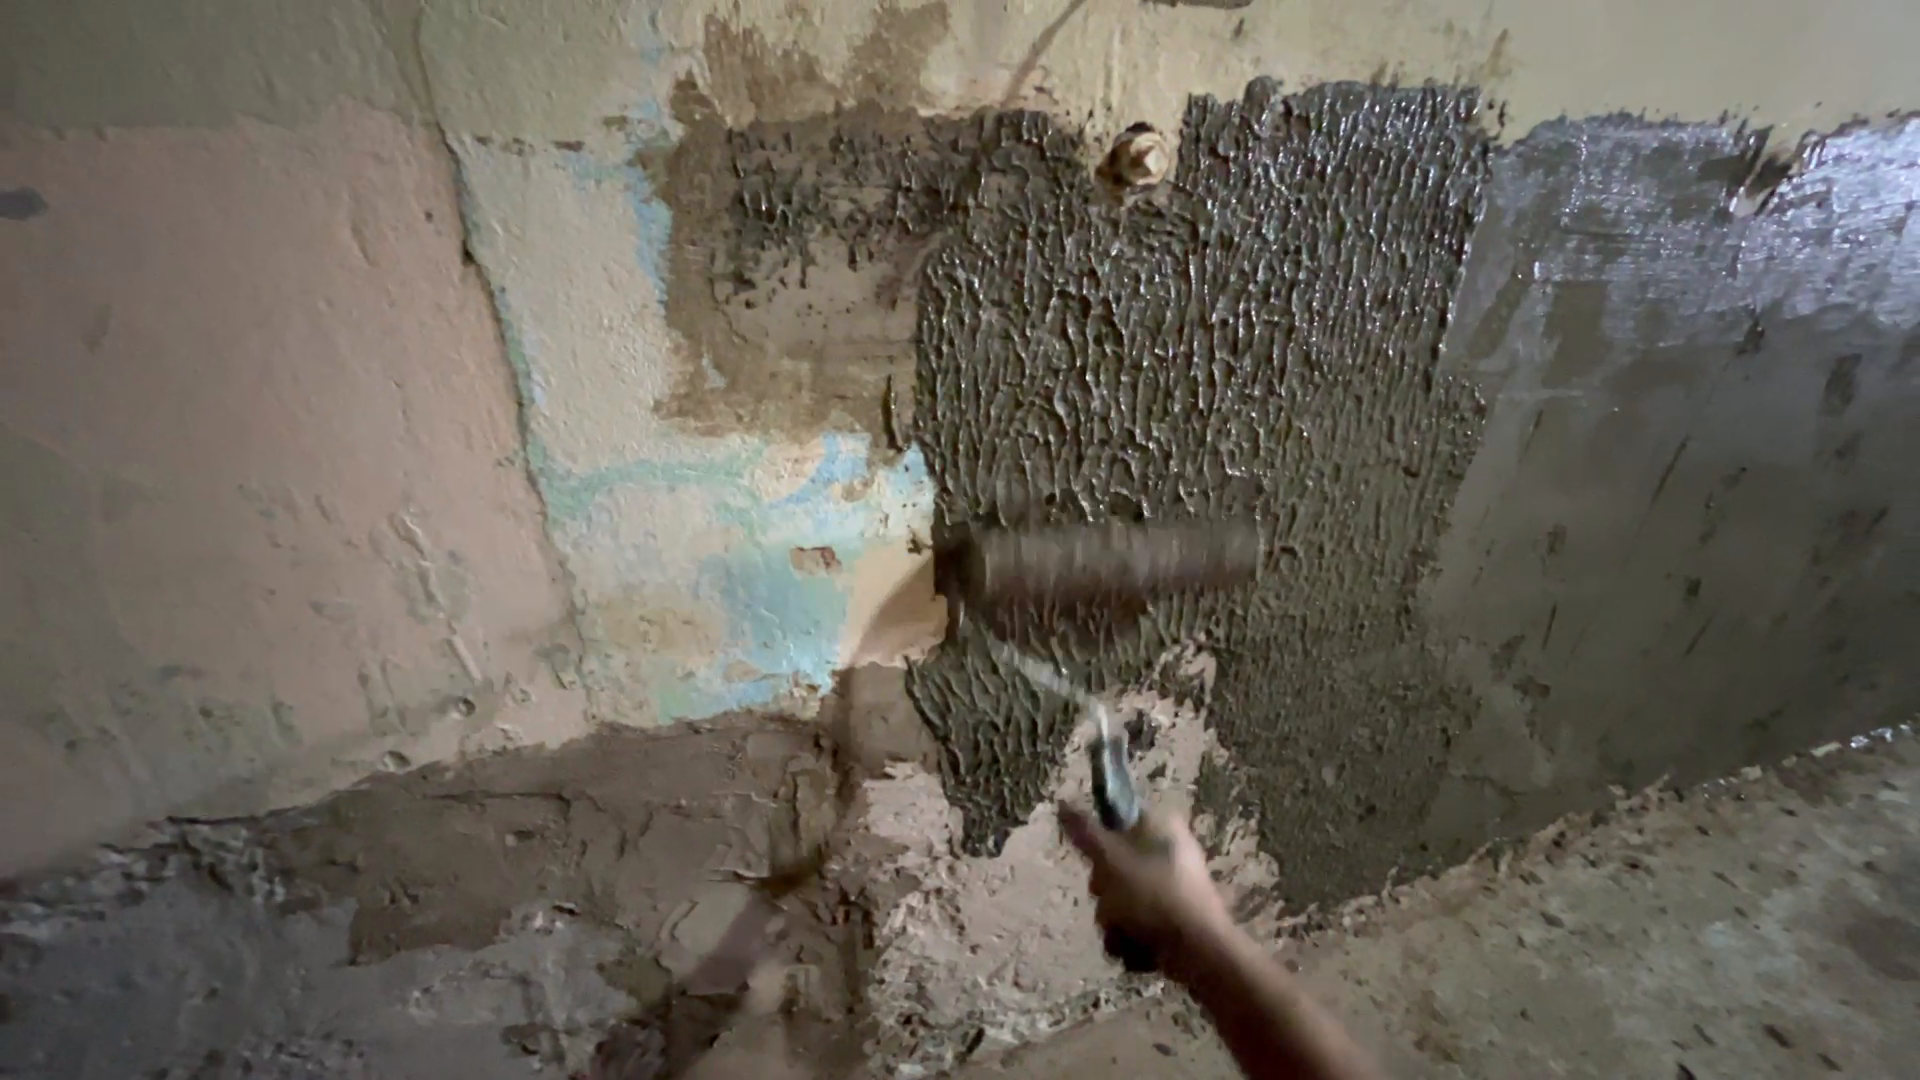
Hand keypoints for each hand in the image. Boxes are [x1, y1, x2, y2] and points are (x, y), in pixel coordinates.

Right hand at [1059, 803, 1234, 970]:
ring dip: (1114, 921)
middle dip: (1105, 894)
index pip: (1116, 820)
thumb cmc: (1153, 898)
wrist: (1202, 956)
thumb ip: (1084, 832)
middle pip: (1115, 864)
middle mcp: (1169, 850)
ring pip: (1123, 897)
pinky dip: (1132, 937)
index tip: (1096, 862)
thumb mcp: (1110, 860)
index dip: (1099, 841)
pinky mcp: (1177, 917)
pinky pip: (1140, 920)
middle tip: (1112, 903)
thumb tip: (1062, 803)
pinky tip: (1135, 951)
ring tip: (1125, 935)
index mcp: (1160, 825)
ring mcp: (1174, 886)